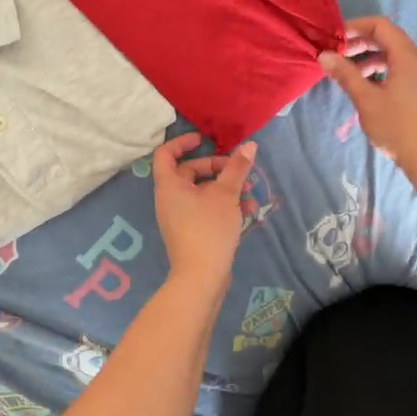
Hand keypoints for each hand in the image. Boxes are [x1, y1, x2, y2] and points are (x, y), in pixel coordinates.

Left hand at [152, 132, 257, 283]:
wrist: (202, 276)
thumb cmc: (209, 229)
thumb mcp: (226, 195)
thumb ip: (237, 168)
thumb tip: (250, 145)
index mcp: (169, 186)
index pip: (166, 154)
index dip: (182, 142)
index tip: (204, 140)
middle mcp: (170, 199)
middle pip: (190, 172)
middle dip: (218, 169)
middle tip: (239, 172)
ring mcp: (180, 217)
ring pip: (203, 192)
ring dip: (227, 189)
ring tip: (250, 194)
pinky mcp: (192, 231)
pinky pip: (206, 209)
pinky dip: (224, 206)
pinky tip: (248, 211)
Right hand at [319, 17, 416, 172]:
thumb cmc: (396, 127)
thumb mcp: (366, 100)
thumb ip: (345, 75)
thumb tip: (324, 55)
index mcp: (407, 58)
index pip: (382, 26)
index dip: (357, 26)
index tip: (335, 37)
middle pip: (389, 39)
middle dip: (362, 42)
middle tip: (338, 54)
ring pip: (394, 56)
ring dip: (370, 57)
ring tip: (348, 71)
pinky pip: (399, 70)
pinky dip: (380, 70)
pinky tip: (366, 86)